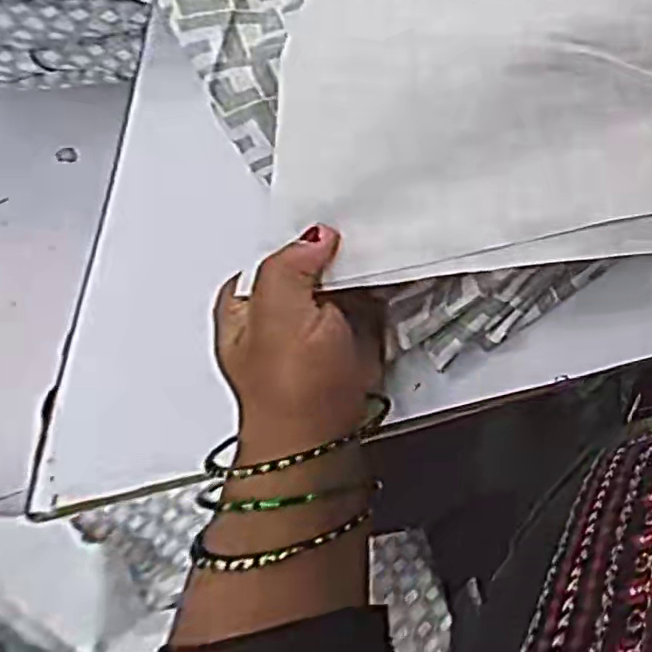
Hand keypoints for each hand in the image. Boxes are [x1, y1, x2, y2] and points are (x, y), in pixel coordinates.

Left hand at [212, 226, 382, 462]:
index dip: (314, 234)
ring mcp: (323, 312)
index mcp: (250, 296)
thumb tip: (315, 235)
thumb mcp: (277, 322)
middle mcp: (286, 301)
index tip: (345, 224)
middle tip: (376, 235)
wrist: (324, 428)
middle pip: (322, 257)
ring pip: (352, 271)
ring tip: (394, 252)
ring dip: (375, 263)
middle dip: (350, 247)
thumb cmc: (289, 388)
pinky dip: (391, 280)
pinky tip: (401, 275)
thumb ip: (288, 272)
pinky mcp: (357, 321)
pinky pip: (377, 289)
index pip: (284, 247)